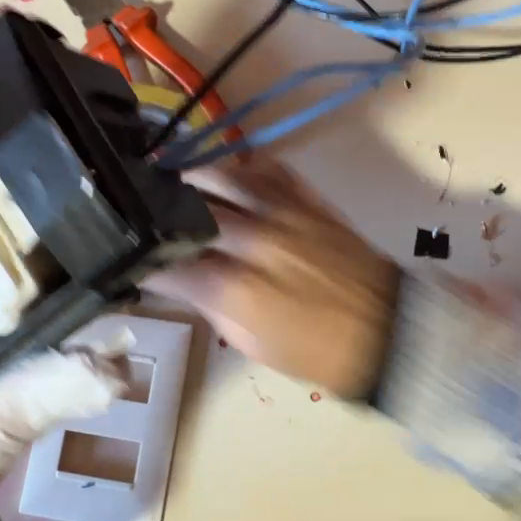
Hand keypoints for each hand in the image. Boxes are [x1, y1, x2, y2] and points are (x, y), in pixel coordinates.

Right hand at [145, 157, 397, 398]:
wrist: (384, 332)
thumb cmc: (314, 352)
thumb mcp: (251, 344)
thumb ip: (211, 304)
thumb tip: (183, 278)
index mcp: (235, 288)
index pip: (170, 264)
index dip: (146, 261)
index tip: (136, 260)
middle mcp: (254, 241)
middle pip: (190, 207)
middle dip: (162, 211)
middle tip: (147, 212)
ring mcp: (283, 214)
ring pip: (225, 174)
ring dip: (196, 176)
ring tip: (179, 182)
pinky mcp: (309, 201)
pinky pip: (269, 168)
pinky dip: (245, 167)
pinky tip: (233, 177)